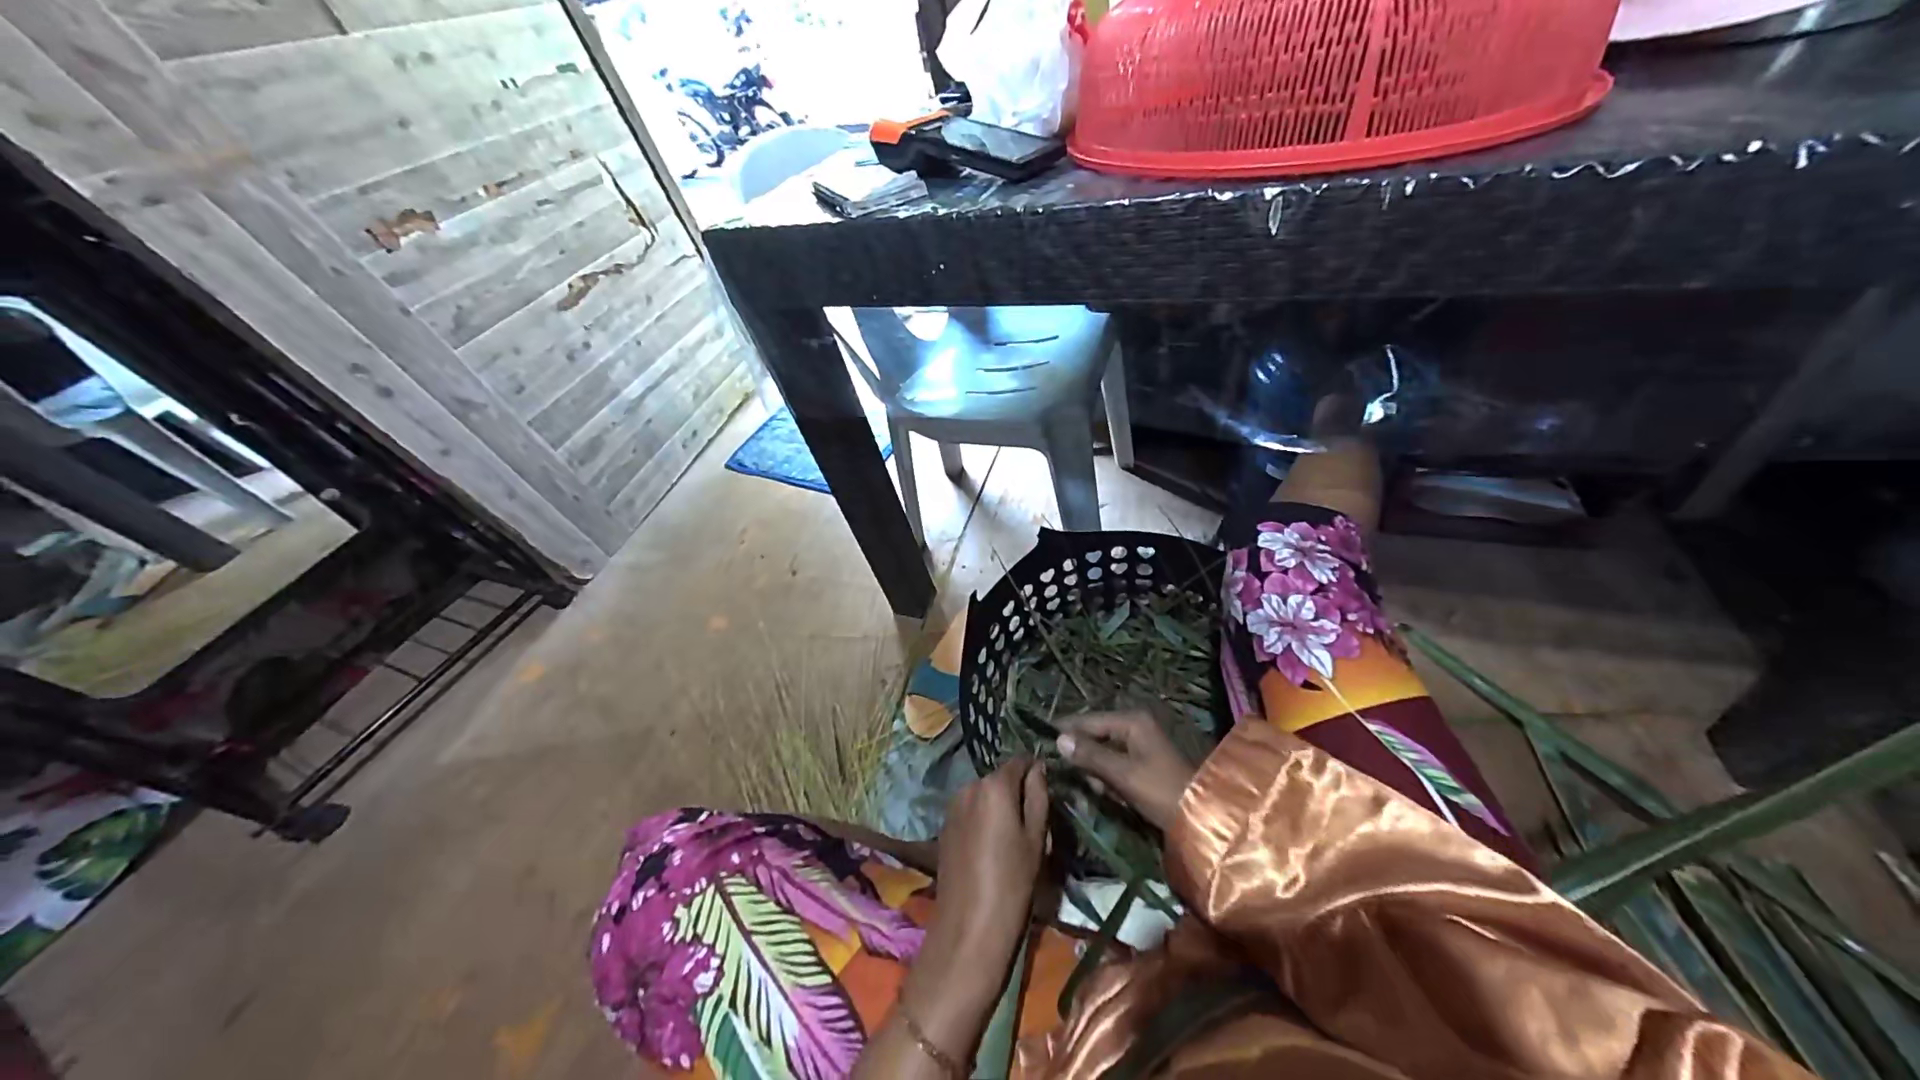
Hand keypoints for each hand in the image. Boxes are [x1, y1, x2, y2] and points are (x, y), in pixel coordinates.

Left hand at [930, 759, 1049, 957]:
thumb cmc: (1012, 880)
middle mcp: (969, 786)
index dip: (1035, 773)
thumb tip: (1038, 768)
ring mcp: (953, 805)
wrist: (969, 924)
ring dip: (999, 807)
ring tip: (1014, 842)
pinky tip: (992, 849)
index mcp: (994, 785)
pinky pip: (971, 811)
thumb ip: (1038, 795)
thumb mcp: (1037, 837)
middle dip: (1017, 794)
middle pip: (1000, 779)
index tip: (1048, 794)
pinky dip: (984, 820)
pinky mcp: (944, 825)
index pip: (1020, 761)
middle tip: (1035, 826)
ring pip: (985, 796)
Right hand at [1056, 710, 1198, 830]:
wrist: (1202, 816)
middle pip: (1096, 734)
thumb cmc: (1162, 790)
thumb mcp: (1123, 774)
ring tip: (1091, 787)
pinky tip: (1108, 793)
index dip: (1066, 730)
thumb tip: (1058, 740)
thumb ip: (1090, 756)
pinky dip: (1109, 777)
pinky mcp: (1146, 763)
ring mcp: (1143, 744)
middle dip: (1082, 754)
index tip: (1041, 739)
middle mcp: (1137, 726)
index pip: (1089, 720)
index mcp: (1132, 721)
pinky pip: (1117, 764)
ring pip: (1105, 752)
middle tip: (1064, 771)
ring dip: (1096, 770)